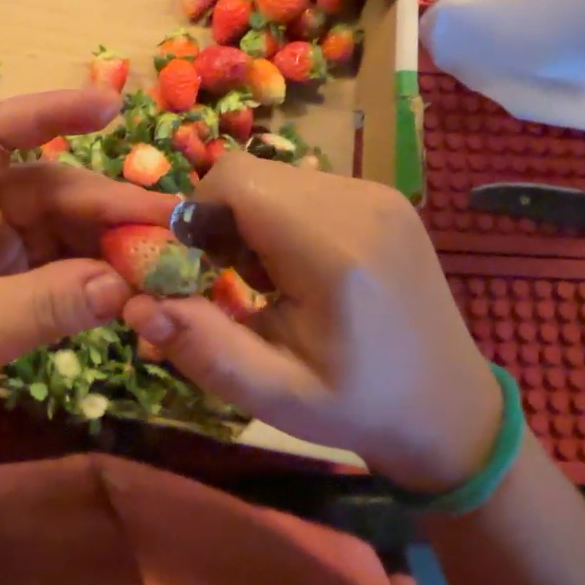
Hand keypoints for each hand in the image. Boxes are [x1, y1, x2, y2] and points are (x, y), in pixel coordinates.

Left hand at [0, 89, 176, 473]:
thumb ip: (47, 302)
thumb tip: (126, 281)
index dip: (50, 112)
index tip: (113, 107)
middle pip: (45, 189)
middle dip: (105, 203)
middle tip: (172, 226)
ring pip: (57, 229)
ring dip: (106, 241)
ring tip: (165, 258)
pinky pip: (56, 268)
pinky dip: (92, 277)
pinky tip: (131, 287)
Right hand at [122, 152, 501, 493]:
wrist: (451, 410)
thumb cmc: (356, 405)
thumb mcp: (273, 394)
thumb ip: (202, 346)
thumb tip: (133, 303)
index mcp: (334, 250)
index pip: (234, 181)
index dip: (197, 214)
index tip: (200, 269)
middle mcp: (361, 203)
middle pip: (250, 174)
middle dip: (221, 219)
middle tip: (231, 279)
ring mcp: (379, 193)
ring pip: (273, 176)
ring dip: (250, 216)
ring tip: (268, 277)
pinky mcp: (385, 195)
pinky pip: (303, 184)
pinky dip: (280, 214)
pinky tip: (299, 265)